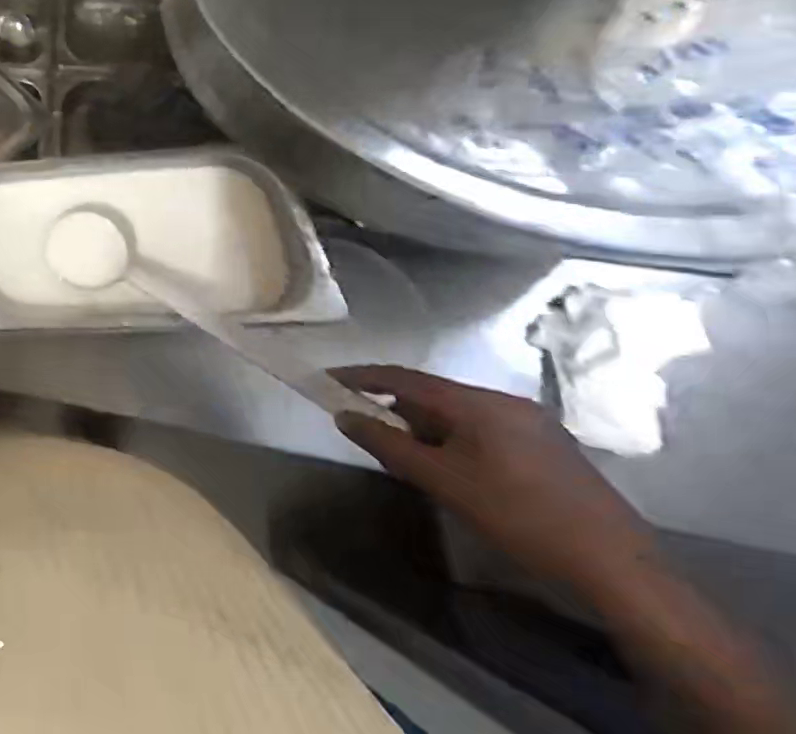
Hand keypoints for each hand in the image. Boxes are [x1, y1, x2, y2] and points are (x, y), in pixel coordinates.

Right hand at [334, 365, 658, 597]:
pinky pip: (481, 428)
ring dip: (423, 426)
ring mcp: (532, 424)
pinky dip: (451, 438)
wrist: (618, 568)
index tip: (325, 379)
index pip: (404, 377)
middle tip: (363, 426)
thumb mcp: (440, 480)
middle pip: (431, 393)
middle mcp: (506, 403)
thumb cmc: (518, 516)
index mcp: (479, 404)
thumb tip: (343, 415)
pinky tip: (449, 467)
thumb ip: (386, 443)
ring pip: (457, 413)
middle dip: (392, 406)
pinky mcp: (547, 447)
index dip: (360, 376)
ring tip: (405, 454)